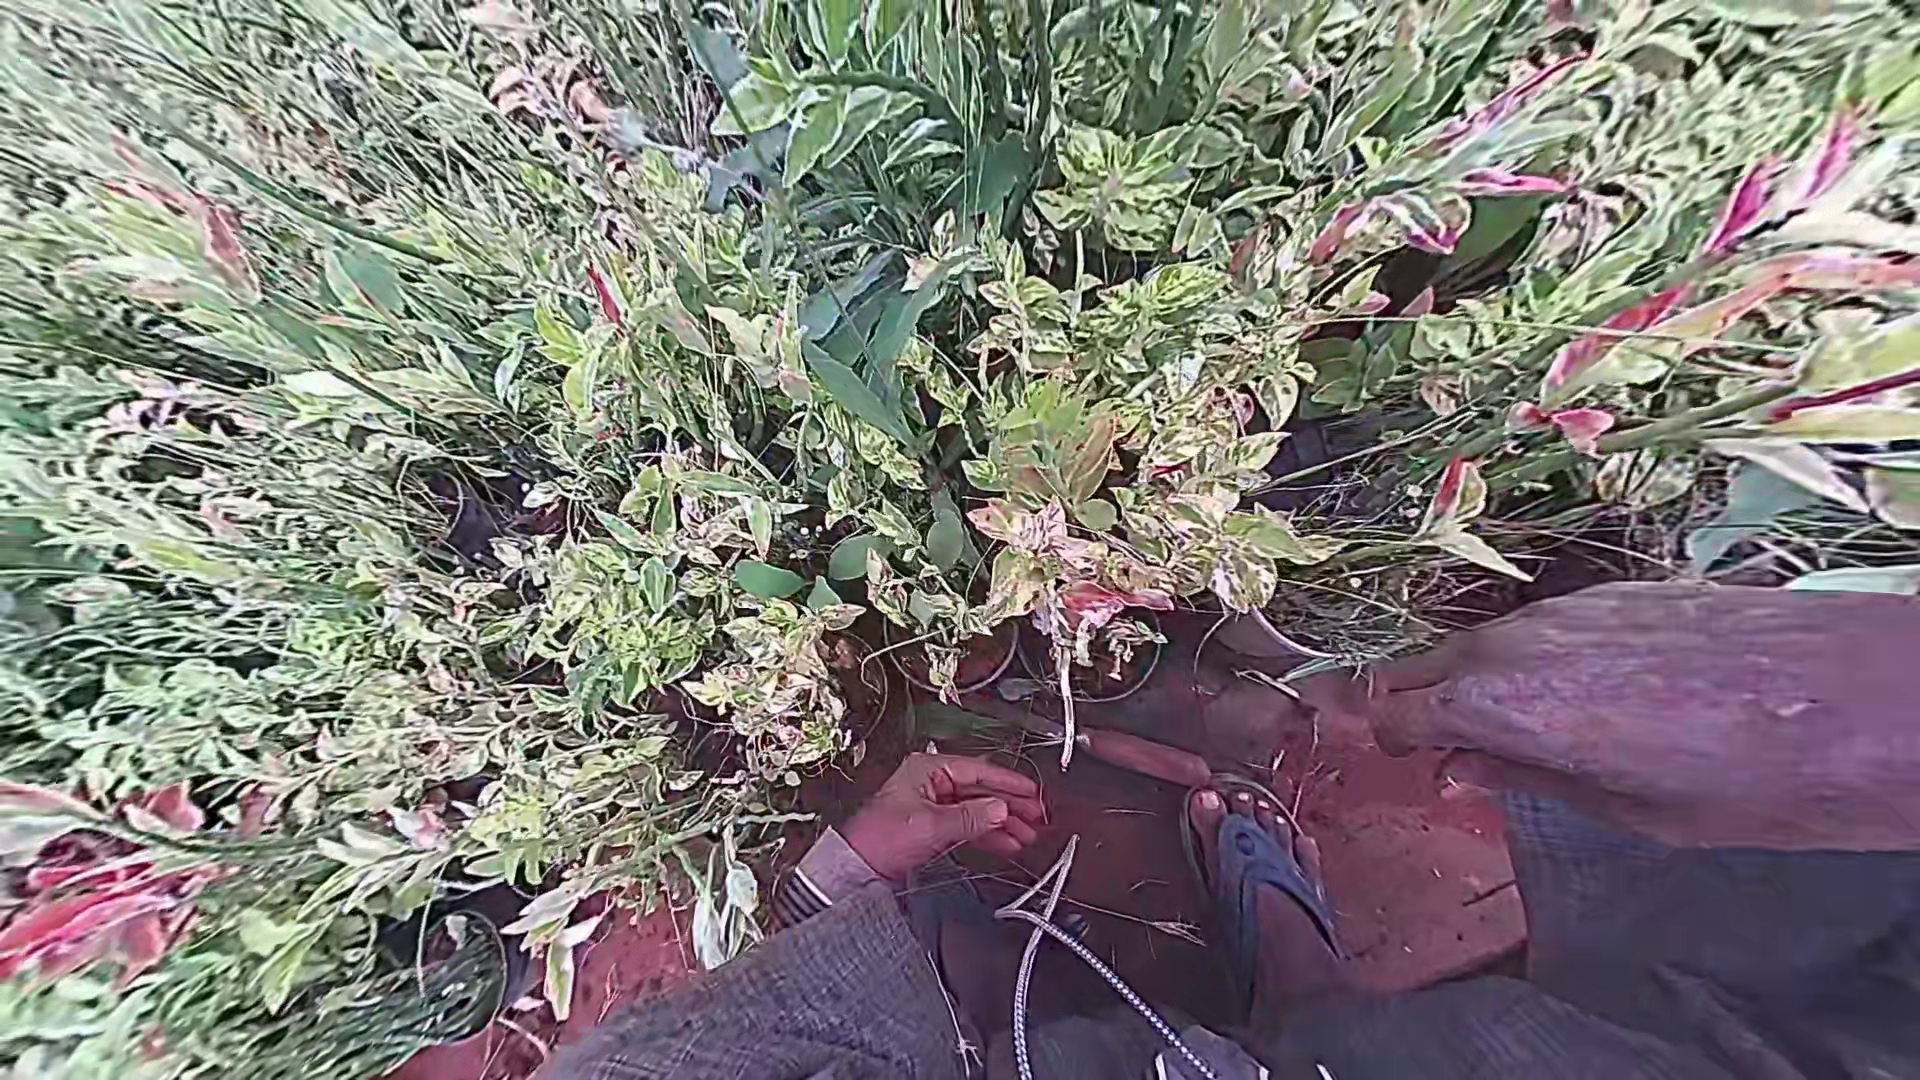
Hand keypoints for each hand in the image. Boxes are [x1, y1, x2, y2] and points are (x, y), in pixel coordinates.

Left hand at [841, 754, 1045, 883]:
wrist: (856, 868)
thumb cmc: (880, 838)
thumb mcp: (930, 825)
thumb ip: (970, 817)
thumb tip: (1000, 809)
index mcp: (928, 768)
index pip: (978, 771)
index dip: (1007, 783)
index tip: (1031, 793)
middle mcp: (933, 780)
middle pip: (980, 789)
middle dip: (1009, 805)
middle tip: (1035, 817)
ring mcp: (934, 802)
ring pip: (977, 808)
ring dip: (1002, 822)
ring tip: (1025, 835)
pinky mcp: (935, 823)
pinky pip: (968, 824)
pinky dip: (987, 833)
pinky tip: (1005, 842)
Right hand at [1298, 582, 1919, 850]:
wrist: (1893, 690)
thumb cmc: (1762, 781)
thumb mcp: (1634, 811)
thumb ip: (1523, 779)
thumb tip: (1454, 771)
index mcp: (1493, 707)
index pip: (1389, 713)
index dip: (1383, 738)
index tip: (1406, 758)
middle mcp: (1496, 649)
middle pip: (1407, 671)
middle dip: (1407, 706)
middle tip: (1445, 742)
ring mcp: (1540, 615)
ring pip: (1461, 648)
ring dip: (1464, 682)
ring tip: (1530, 718)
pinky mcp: (1586, 596)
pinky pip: (1520, 631)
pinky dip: (1519, 660)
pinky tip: (1589, 684)